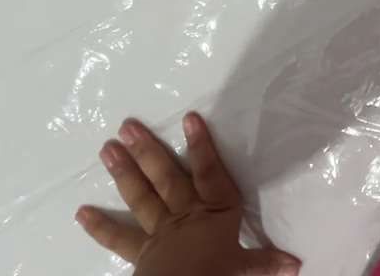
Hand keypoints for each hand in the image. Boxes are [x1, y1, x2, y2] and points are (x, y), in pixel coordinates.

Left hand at [76, 112, 299, 275]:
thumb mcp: (246, 270)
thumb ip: (267, 262)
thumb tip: (298, 265)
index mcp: (216, 212)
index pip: (209, 171)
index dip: (201, 145)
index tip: (190, 118)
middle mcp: (187, 214)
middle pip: (167, 177)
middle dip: (149, 151)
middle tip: (127, 126)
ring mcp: (159, 232)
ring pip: (142, 197)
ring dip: (125, 173)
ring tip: (107, 149)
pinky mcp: (140, 253)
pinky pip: (118, 239)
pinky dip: (99, 226)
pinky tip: (81, 212)